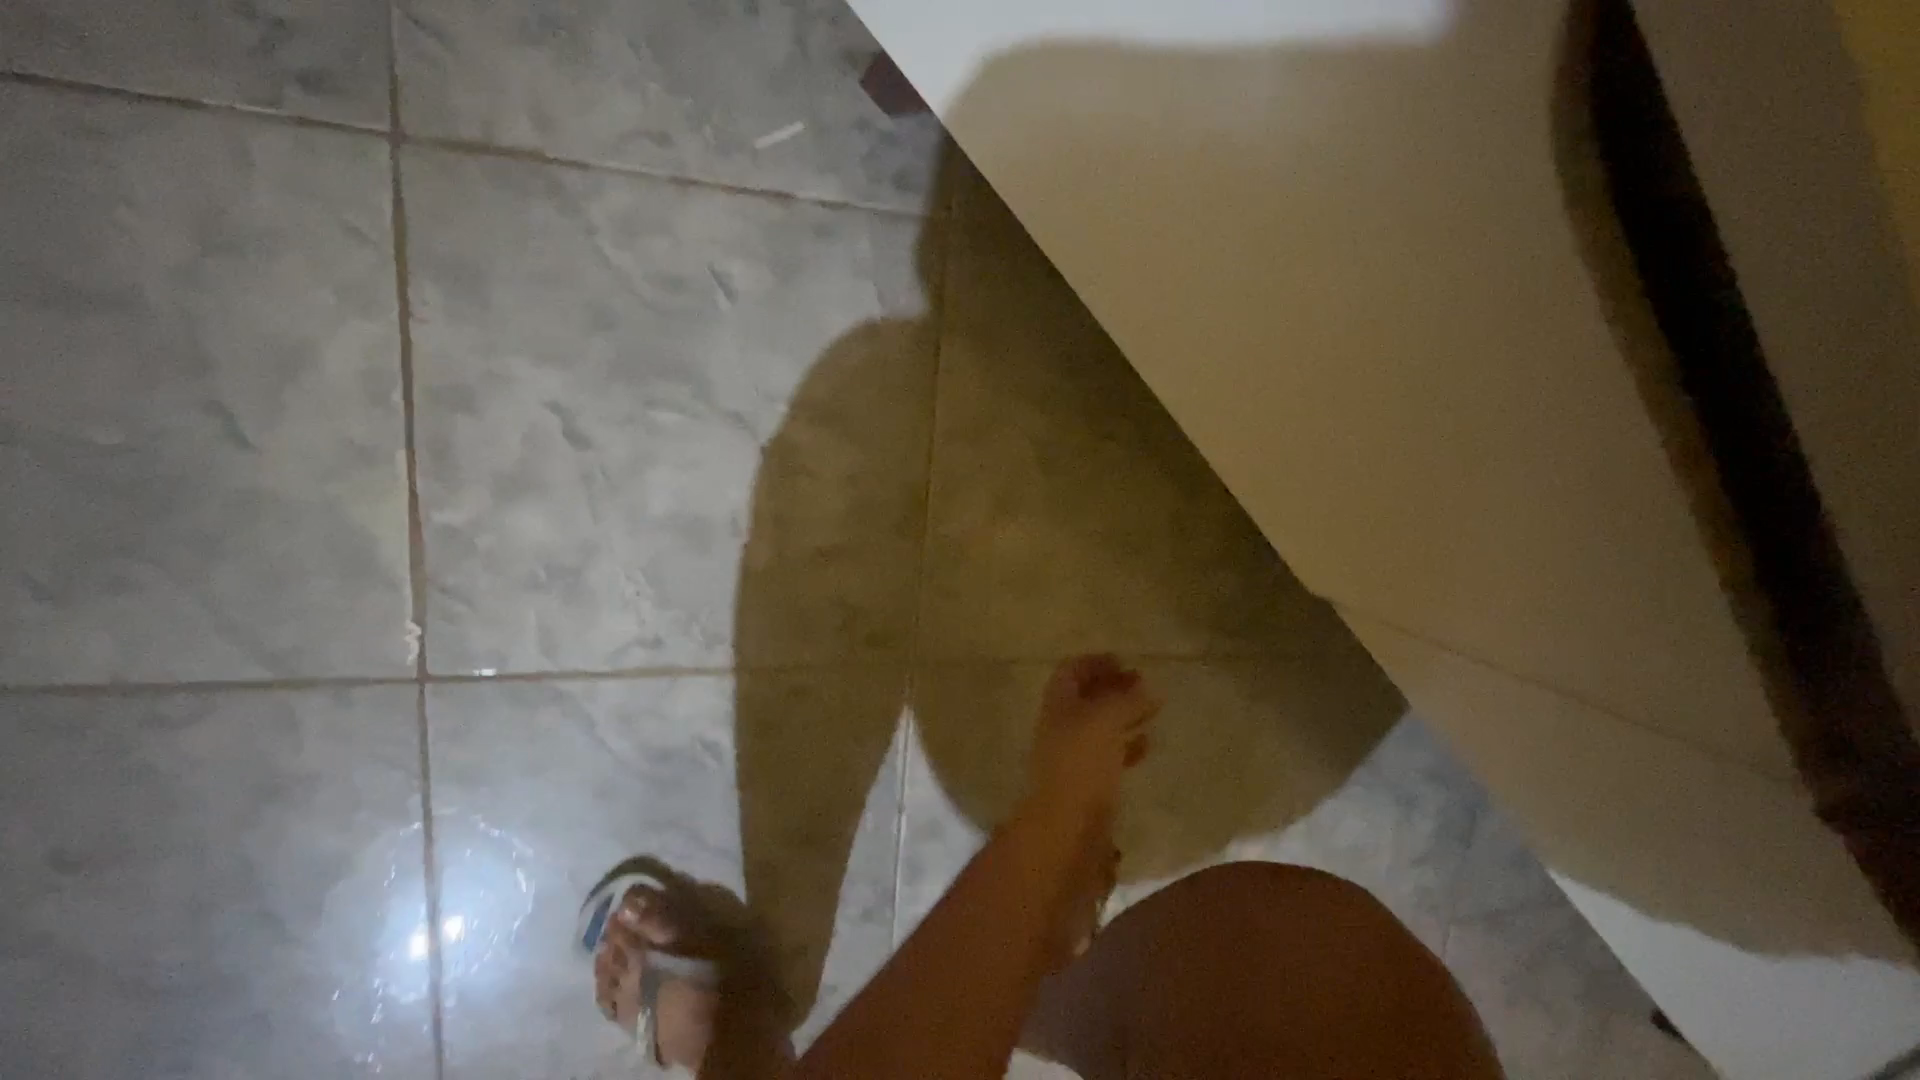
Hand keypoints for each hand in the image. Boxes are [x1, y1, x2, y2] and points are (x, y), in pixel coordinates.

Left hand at [1023, 654, 1160, 824]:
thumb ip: (1124, 700)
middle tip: (1145, 684)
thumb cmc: (1080, 767)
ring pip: (1098, 729)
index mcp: (1057, 707)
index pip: (1070, 672)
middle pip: (1085, 700)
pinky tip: (1148, 746)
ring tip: (1153, 711)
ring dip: (1123, 717)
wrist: (1065, 833)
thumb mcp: (1103, 722)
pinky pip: (1109, 759)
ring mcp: (1073, 760)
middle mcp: (1061, 729)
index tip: (1126, 661)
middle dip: (1112, 688)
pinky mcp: (1088, 789)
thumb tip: (1146, 688)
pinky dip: (1128, 748)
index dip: (1095, 662)